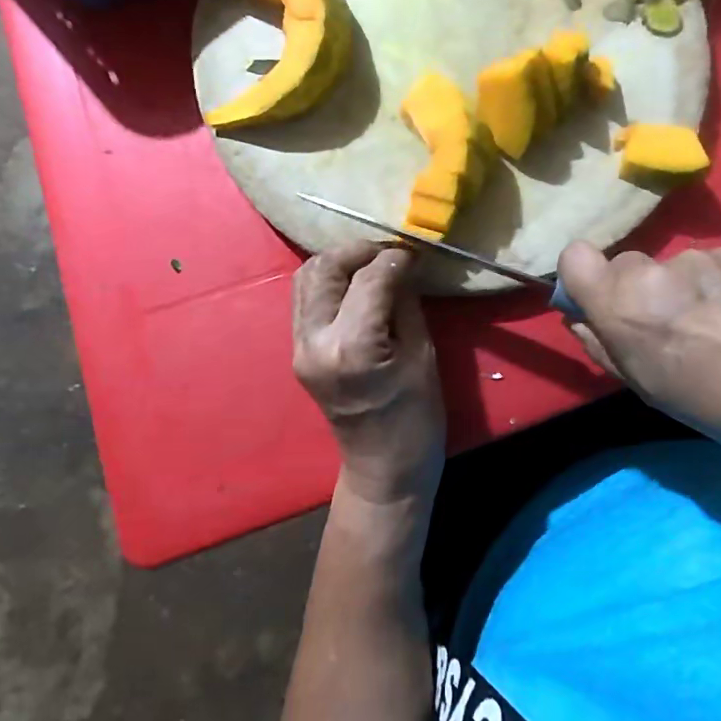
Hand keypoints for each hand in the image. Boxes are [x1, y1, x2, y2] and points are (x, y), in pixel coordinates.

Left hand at [293, 243, 445, 503]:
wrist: (383, 468)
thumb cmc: (416, 420)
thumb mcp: (422, 355)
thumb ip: (405, 303)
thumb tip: (401, 264)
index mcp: (351, 347)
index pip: (368, 280)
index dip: (393, 258)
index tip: (413, 252)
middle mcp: (314, 341)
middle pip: (324, 269)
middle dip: (357, 251)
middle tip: (389, 253)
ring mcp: (299, 346)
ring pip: (306, 278)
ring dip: (338, 263)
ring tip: (371, 264)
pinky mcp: (298, 351)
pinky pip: (306, 299)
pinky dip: (328, 282)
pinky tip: (355, 284)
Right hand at [557, 241, 720, 472]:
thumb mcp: (647, 388)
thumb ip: (602, 345)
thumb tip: (578, 316)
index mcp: (624, 303)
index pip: (574, 257)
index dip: (586, 281)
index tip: (604, 307)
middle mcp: (655, 268)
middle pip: (626, 267)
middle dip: (639, 292)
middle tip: (672, 332)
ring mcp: (701, 256)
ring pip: (671, 269)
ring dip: (682, 292)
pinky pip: (710, 266)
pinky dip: (719, 287)